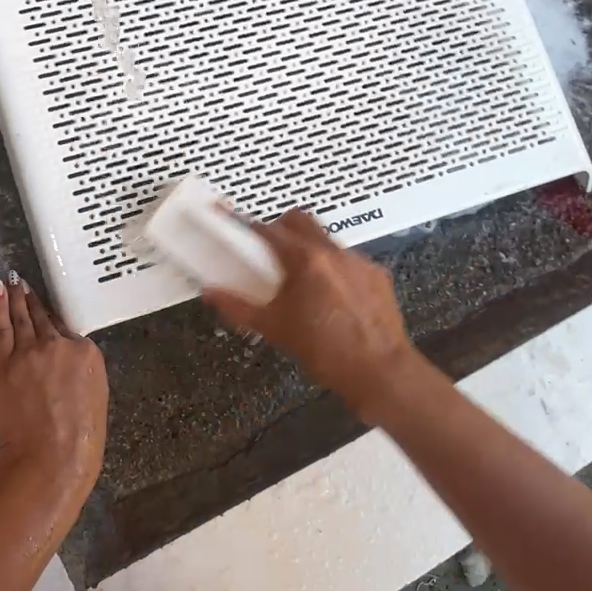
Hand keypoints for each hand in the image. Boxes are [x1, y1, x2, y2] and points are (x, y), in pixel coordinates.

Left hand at [0, 275, 108, 505]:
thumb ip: (81, 376)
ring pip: (22, 318)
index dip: (56, 327)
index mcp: (88, 356)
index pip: (69, 334)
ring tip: (14, 281)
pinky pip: (0, 326)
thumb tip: (67, 371)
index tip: (48, 317)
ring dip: (17, 297)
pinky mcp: (5, 361)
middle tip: (26, 284)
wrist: (52, 458)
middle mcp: (60, 346)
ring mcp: (31, 351)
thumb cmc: (80, 443)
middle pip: (45, 320)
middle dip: (34, 301)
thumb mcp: (95, 401)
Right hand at [204, 210, 424, 424]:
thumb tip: (210, 292)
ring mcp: (360, 262)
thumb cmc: (325, 351)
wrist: (381, 373)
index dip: (245, 224)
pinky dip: (334, 269)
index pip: (268, 230)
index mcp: (305, 260)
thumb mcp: (274, 328)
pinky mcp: (378, 276)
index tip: (229, 217)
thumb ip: (238, 306)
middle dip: (280, 227)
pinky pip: (350, 261)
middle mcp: (334, 252)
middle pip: (300, 220)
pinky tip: (332, 296)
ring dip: (309, 248)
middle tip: (268, 249)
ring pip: (326, 240)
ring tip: (302, 279)